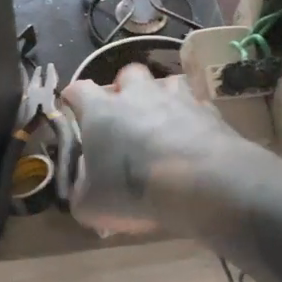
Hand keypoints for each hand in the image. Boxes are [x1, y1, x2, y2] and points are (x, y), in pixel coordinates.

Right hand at [59, 63, 258, 235]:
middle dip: (125, 90)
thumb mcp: (91, 206)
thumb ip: (80, 192)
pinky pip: (197, 106)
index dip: (74, 100)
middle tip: (126, 116)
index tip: (75, 112)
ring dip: (162, 98)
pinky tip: (194, 138)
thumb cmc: (134, 190)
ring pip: (166, 83)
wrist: (202, 184)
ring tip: (163, 123)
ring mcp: (176, 98)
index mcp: (100, 110)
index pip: (78, 90)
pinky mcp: (208, 111)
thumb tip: (82, 187)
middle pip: (128, 74)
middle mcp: (137, 95)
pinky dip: (192, 118)